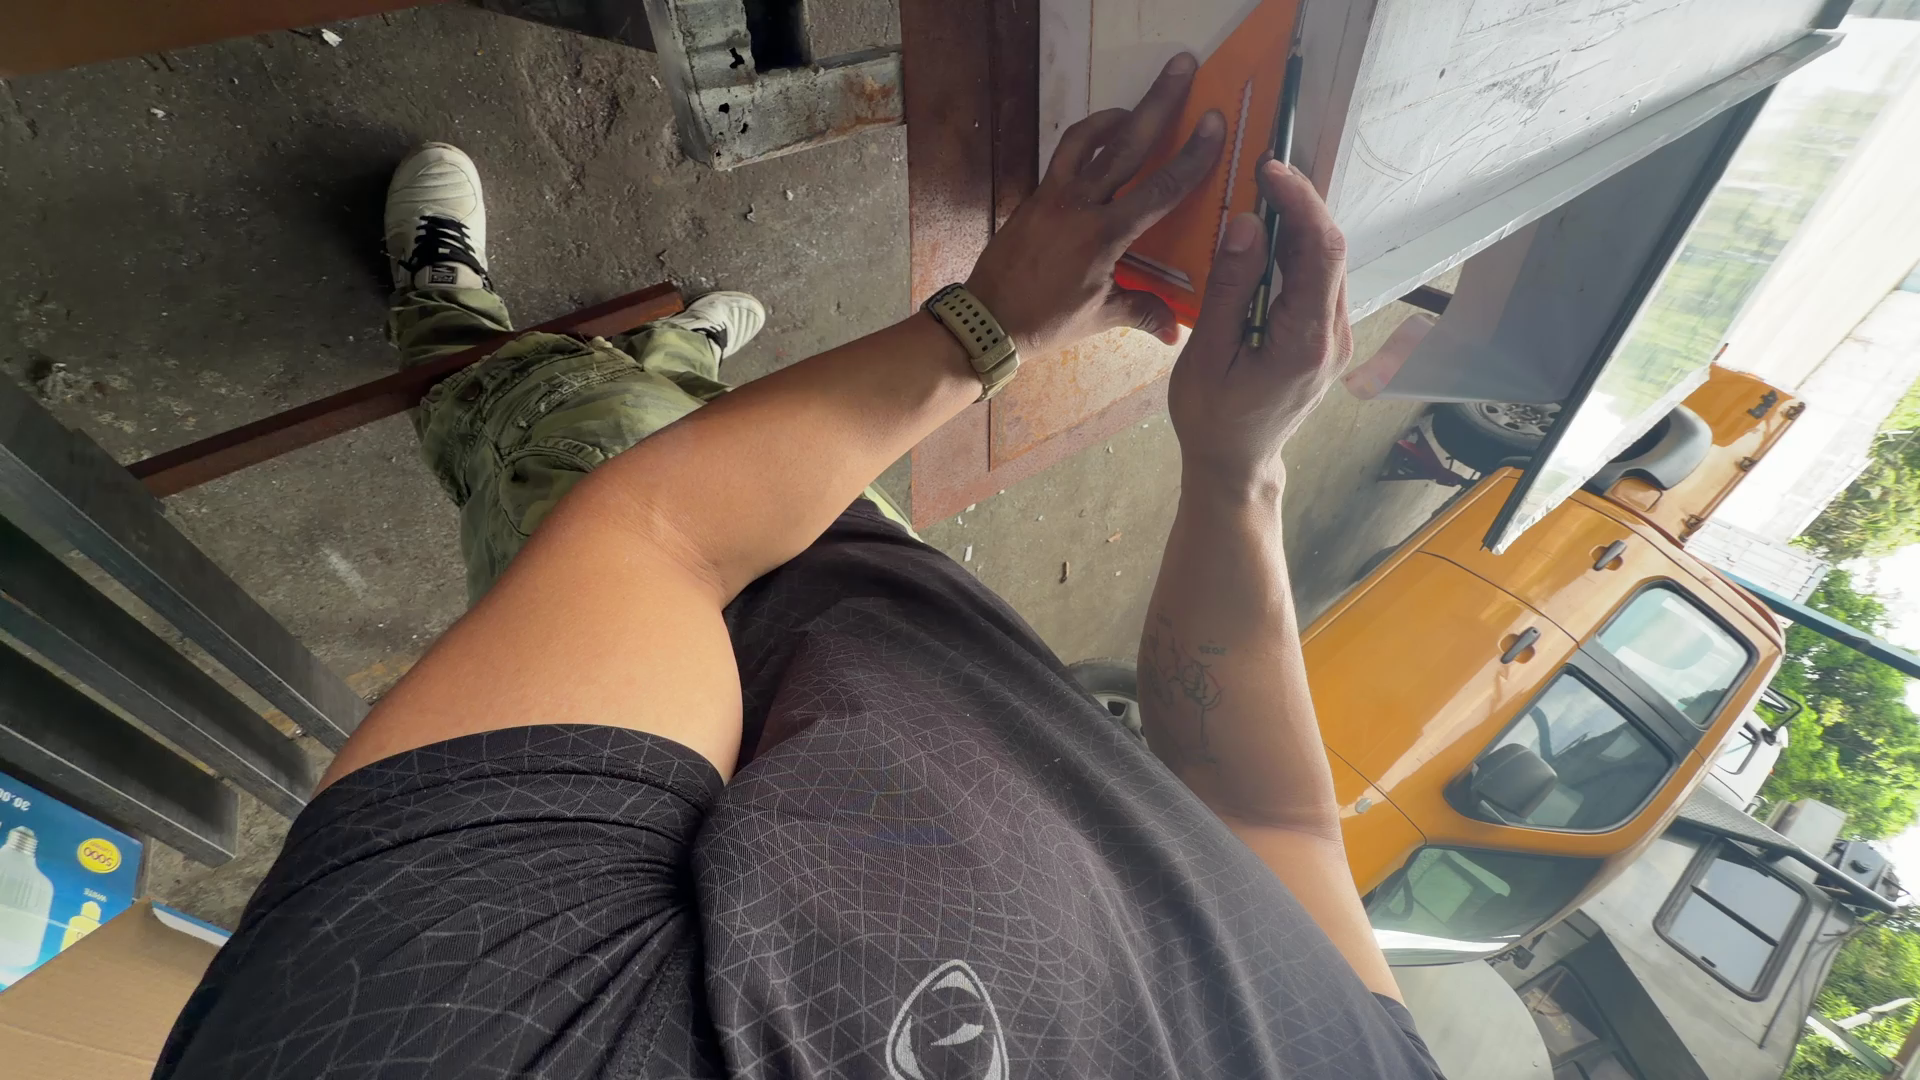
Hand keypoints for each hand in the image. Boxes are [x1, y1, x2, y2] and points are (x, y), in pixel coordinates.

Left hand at [964, 53, 1224, 355]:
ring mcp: (1052, 196)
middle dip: (1158, 103)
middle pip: (1126, 144)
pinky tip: (1095, 147)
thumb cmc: (1046, 322)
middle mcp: (1079, 205)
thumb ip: (1141, 313)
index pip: (1159, 190)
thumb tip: (1176, 331)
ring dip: (1113, 116)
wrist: (987, 319)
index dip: (1191, 156)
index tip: (1214, 122)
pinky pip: (1062, 158)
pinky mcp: (1033, 197)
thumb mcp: (1099, 317)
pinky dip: (1084, 144)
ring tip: (1133, 110)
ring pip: (1086, 138)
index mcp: (1103, 236)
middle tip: (1181, 65)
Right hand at [1168, 160, 1350, 493]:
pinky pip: (1319, 283)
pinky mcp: (1326, 340)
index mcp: (1305, 342)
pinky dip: (1296, 255)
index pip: (1320, 250)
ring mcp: (1336, 338)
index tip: (1269, 168)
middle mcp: (1334, 335)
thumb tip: (1244, 225)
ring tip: (1259, 204)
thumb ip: (1229, 291)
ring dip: (1297, 228)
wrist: (1234, 463)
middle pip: (1330, 251)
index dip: (1301, 201)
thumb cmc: (1211, 419)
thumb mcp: (1208, 357)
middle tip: (1259, 177)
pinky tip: (1268, 247)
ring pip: (1327, 264)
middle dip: (1299, 206)